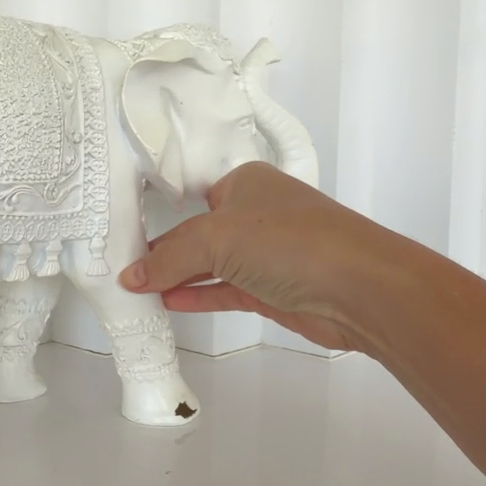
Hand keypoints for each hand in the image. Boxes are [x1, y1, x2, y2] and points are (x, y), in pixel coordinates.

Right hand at [119, 162, 384, 352]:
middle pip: (197, 233)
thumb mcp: (218, 239)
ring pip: (210, 264)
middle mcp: (255, 214)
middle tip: (124, 269)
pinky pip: (225, 290)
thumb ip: (170, 258)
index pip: (189, 198)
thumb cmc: (295, 242)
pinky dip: (198, 295)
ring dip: (178, 277)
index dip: (157, 217)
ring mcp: (265, 253)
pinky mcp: (272, 288)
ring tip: (138, 289)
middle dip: (164, 252)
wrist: (362, 288)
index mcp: (245, 183)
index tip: (123, 238)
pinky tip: (170, 302)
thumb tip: (133, 276)